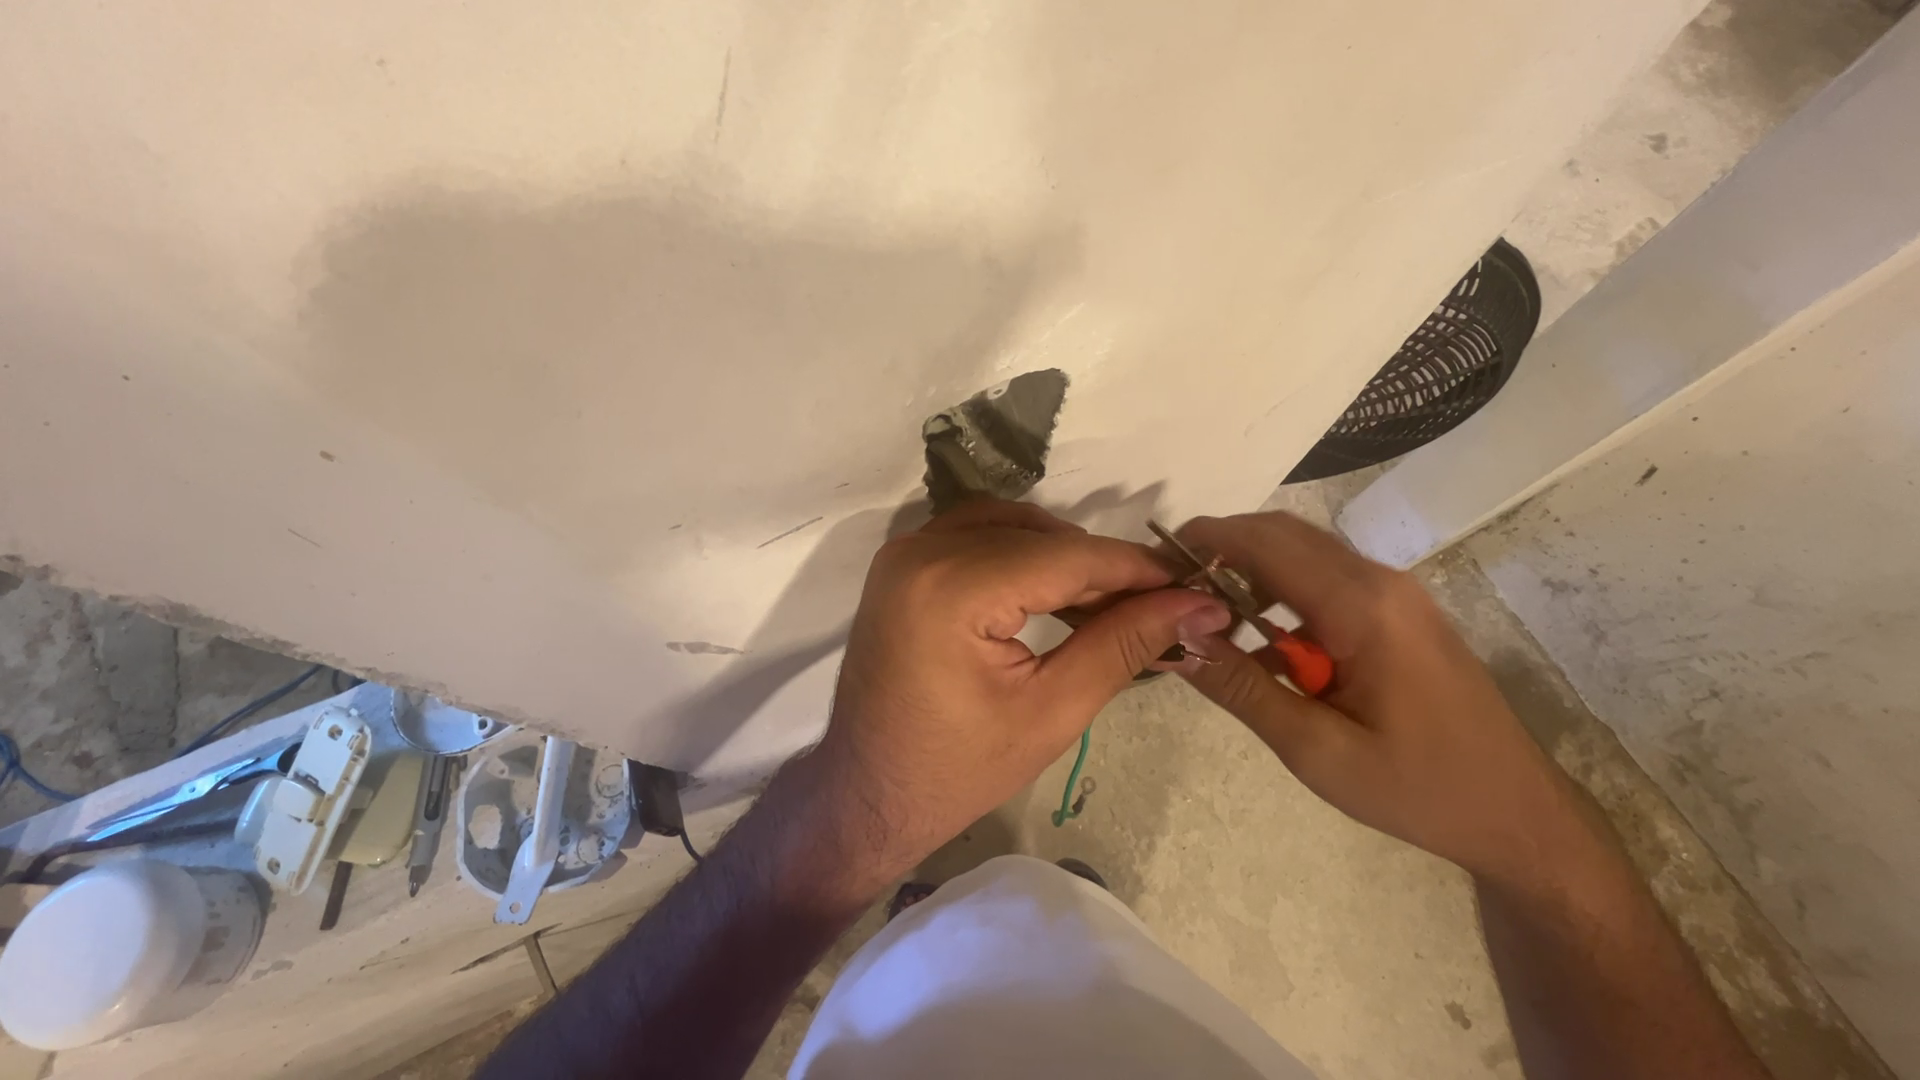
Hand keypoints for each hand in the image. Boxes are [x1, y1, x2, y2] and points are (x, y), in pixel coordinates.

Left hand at [795, 499, 1229, 890]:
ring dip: (1063, 556)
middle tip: (1157, 606)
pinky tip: (1055, 594)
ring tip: (1109, 605)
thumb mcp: (1052, 711)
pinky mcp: (901, 563)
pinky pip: (977, 536)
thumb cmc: (958, 770)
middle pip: (1040, 536)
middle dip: (1102, 567)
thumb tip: (1198, 605)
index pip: (1068, 557)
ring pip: (1010, 526)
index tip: (1193, 584)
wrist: (868, 792)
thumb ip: (1124, 644)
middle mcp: (922, 551)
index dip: (1137, 568)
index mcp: (953, 589)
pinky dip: (1021, 554)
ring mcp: (905, 552)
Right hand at [1173, 512, 1589, 888]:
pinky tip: (1263, 639)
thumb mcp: (1314, 748)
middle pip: (1286, 535)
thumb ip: (1241, 686)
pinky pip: (1329, 579)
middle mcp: (1381, 581)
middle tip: (1175, 590)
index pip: (1267, 544)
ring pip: (1306, 553)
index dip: (1207, 540)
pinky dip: (1283, 591)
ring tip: (1208, 616)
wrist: (1517, 813)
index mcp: (1362, 607)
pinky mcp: (1401, 613)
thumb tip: (1176, 633)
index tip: (1157, 560)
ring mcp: (1397, 594)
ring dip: (1252, 570)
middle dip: (1224, 549)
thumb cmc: (1415, 788)